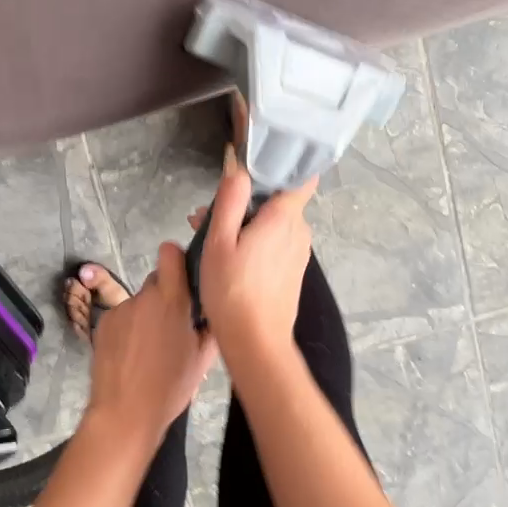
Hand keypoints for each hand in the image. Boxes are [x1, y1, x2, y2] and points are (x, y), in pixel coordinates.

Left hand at [85, 244, 217, 441]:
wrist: (125, 413)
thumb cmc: (171, 387)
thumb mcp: (203, 358)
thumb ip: (211, 324)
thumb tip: (214, 307)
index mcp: (172, 300)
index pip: (170, 253)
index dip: (177, 260)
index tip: (184, 278)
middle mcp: (144, 297)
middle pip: (157, 282)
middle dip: (166, 296)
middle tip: (172, 326)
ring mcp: (120, 309)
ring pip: (140, 302)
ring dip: (147, 315)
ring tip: (150, 348)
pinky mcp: (103, 323)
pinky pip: (123, 317)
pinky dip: (129, 329)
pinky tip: (132, 355)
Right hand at [194, 158, 317, 360]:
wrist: (256, 343)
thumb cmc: (233, 290)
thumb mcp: (219, 242)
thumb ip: (230, 201)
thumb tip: (238, 168)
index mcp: (284, 218)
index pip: (301, 178)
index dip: (283, 165)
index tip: (256, 164)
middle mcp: (299, 232)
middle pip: (277, 202)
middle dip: (245, 202)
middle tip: (206, 214)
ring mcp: (298, 254)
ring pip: (272, 225)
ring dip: (245, 224)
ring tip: (207, 238)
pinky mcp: (292, 273)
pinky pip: (274, 245)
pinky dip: (253, 242)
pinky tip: (226, 258)